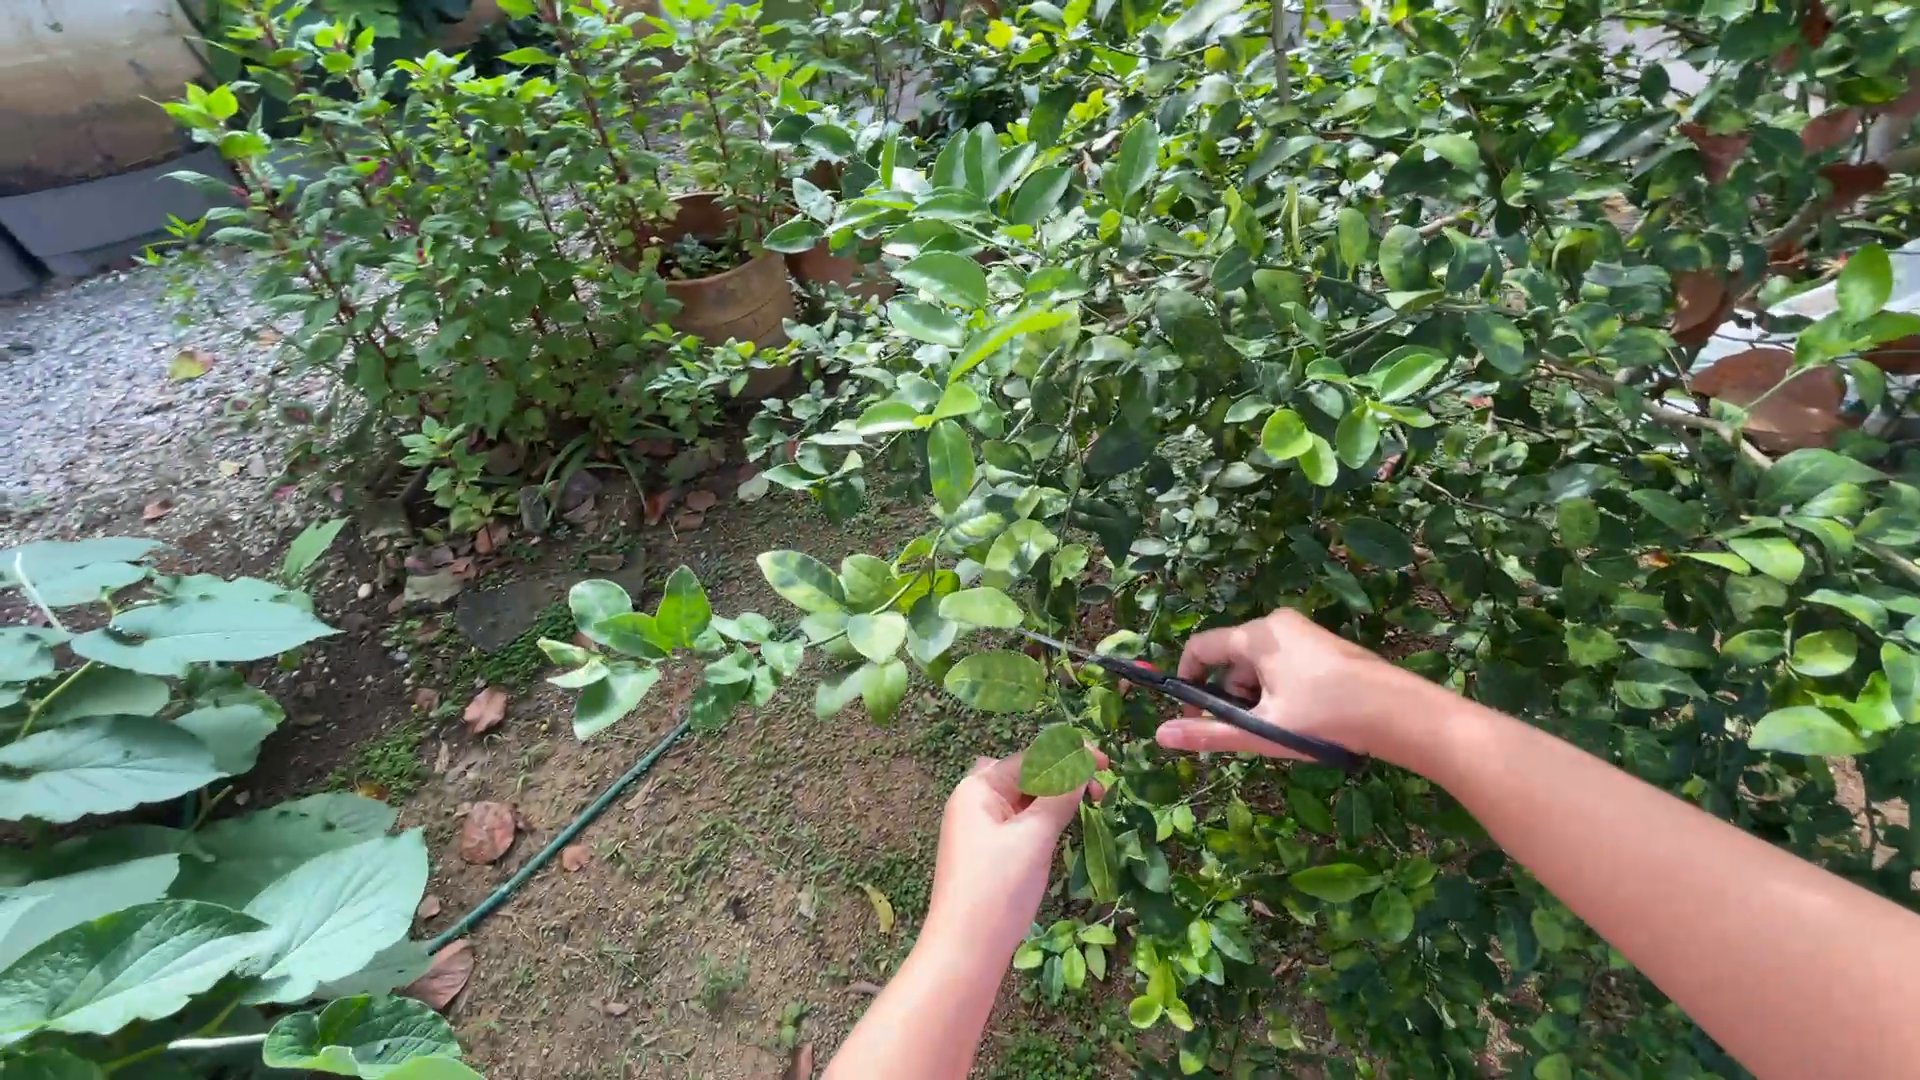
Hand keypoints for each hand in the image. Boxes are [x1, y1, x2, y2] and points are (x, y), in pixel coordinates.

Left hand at [923, 751, 1106, 962]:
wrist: (964, 953)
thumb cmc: (998, 888)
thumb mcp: (1034, 837)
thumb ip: (1059, 796)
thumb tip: (1082, 761)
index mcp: (978, 788)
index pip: (1030, 757)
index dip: (1069, 755)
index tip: (1106, 764)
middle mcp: (973, 800)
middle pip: (1025, 773)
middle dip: (1063, 775)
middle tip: (1100, 791)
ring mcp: (978, 828)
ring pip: (1023, 799)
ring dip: (1054, 797)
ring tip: (1088, 805)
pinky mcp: (986, 852)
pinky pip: (1018, 822)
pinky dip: (1042, 818)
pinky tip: (1061, 828)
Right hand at [1155, 608, 1433, 766]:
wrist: (1405, 715)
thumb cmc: (1326, 719)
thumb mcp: (1263, 729)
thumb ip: (1210, 733)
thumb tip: (1160, 736)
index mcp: (1257, 635)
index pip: (1200, 648)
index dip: (1187, 681)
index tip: (1192, 716)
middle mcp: (1276, 625)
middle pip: (1230, 659)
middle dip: (1228, 696)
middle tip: (1246, 730)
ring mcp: (1302, 633)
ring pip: (1257, 665)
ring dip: (1254, 696)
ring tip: (1278, 730)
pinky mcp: (1323, 646)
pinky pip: (1282, 664)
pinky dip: (1277, 690)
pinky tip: (1301, 719)